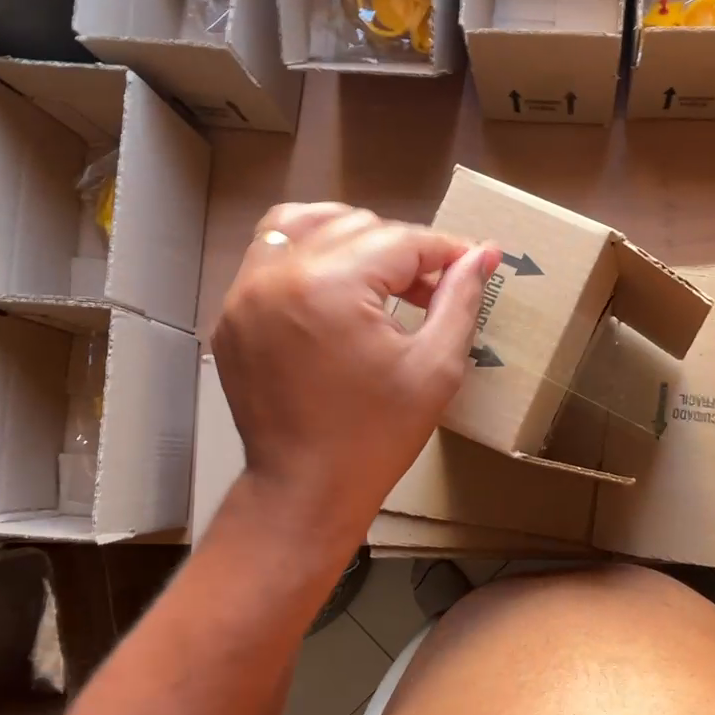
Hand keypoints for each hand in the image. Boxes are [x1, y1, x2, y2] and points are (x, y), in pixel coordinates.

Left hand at [214, 203, 499, 534]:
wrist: (305, 490)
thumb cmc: (377, 437)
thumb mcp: (435, 369)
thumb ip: (460, 301)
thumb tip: (484, 253)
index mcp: (329, 285)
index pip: (399, 240)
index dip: (444, 250)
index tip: (471, 265)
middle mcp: (277, 274)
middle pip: (354, 225)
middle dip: (400, 250)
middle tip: (431, 290)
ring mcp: (243, 293)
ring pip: (302, 225)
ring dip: (349, 239)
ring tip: (380, 278)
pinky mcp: (230, 316)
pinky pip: (267, 258)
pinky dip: (306, 259)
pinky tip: (335, 294)